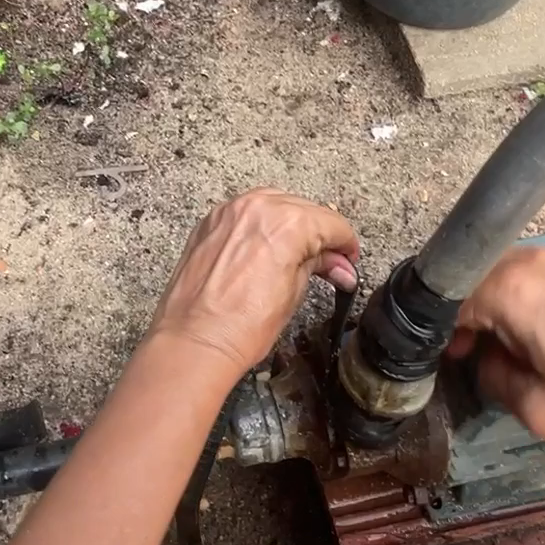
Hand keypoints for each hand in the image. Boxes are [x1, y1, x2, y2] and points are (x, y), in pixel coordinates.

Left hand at [148, 189, 358, 378]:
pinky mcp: (210, 222)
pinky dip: (260, 224)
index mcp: (285, 223)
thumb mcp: (295, 292)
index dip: (346, 243)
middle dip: (320, 234)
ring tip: (299, 252)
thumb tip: (337, 264)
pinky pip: (245, 212)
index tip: (349, 257)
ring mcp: (229, 212)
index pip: (330, 223)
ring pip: (274, 204)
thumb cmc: (240, 326)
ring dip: (291, 222)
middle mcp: (256, 208)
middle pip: (303, 209)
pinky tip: (267, 245)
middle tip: (330, 262)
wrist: (195, 340)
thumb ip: (317, 266)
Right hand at [449, 246, 544, 453]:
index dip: (439, 336)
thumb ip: (493, 380)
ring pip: (501, 285)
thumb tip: (487, 361)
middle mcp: (527, 260)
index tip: (445, 362)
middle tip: (475, 363)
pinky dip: (523, 310)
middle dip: (467, 323)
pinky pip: (530, 284)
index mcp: (509, 289)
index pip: (446, 304)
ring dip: (497, 316)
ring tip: (513, 358)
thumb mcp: (540, 410)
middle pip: (471, 287)